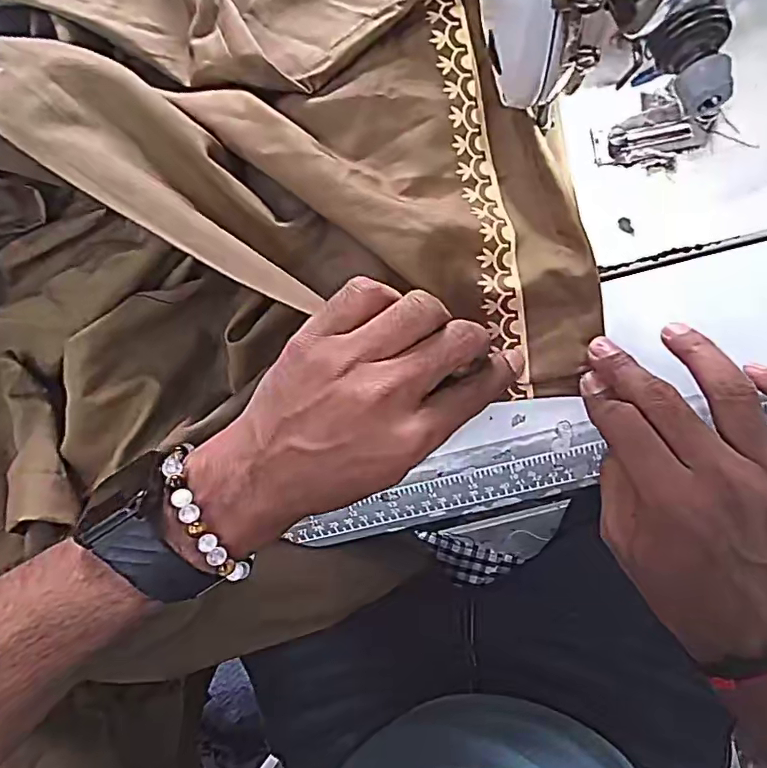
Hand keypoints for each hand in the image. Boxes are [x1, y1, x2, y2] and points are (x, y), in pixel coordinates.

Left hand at [180, 277, 520, 555]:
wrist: (261, 470)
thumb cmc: (327, 476)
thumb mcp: (396, 466)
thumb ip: (437, 424)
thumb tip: (469, 385)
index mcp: (410, 436)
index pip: (475, 389)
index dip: (500, 370)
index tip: (505, 360)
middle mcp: (385, 393)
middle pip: (456, 340)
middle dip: (474, 338)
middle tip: (466, 343)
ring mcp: (349, 359)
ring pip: (419, 307)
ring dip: (435, 315)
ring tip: (425, 328)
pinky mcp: (317, 336)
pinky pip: (366, 292)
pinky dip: (385, 298)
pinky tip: (384, 315)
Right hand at [579, 326, 766, 663]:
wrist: (753, 629)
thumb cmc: (683, 593)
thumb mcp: (625, 546)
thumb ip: (617, 485)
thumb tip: (616, 436)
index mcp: (670, 501)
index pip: (626, 427)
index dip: (601, 398)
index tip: (590, 381)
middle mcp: (720, 478)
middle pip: (665, 404)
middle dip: (626, 371)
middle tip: (605, 350)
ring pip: (733, 394)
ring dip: (698, 355)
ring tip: (673, 332)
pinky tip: (757, 371)